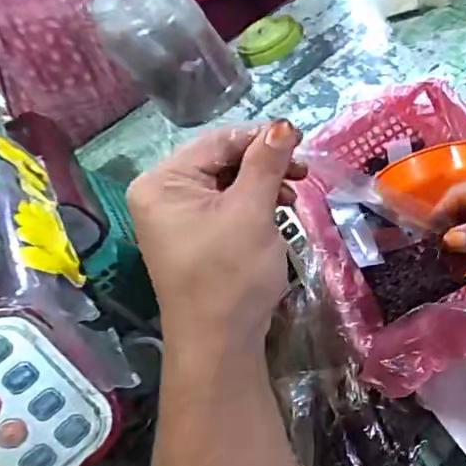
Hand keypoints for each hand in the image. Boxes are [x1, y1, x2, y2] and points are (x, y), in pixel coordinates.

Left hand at [128, 121, 306, 337]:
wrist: (220, 341)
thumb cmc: (231, 273)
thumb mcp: (252, 212)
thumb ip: (267, 163)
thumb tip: (284, 124)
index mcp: (163, 182)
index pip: (217, 142)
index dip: (261, 138)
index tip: (302, 140)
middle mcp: (163, 194)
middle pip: (221, 161)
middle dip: (264, 164)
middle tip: (303, 172)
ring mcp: (178, 218)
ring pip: (228, 184)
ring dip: (264, 184)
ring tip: (292, 197)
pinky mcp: (197, 237)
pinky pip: (227, 207)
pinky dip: (255, 204)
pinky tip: (277, 212)